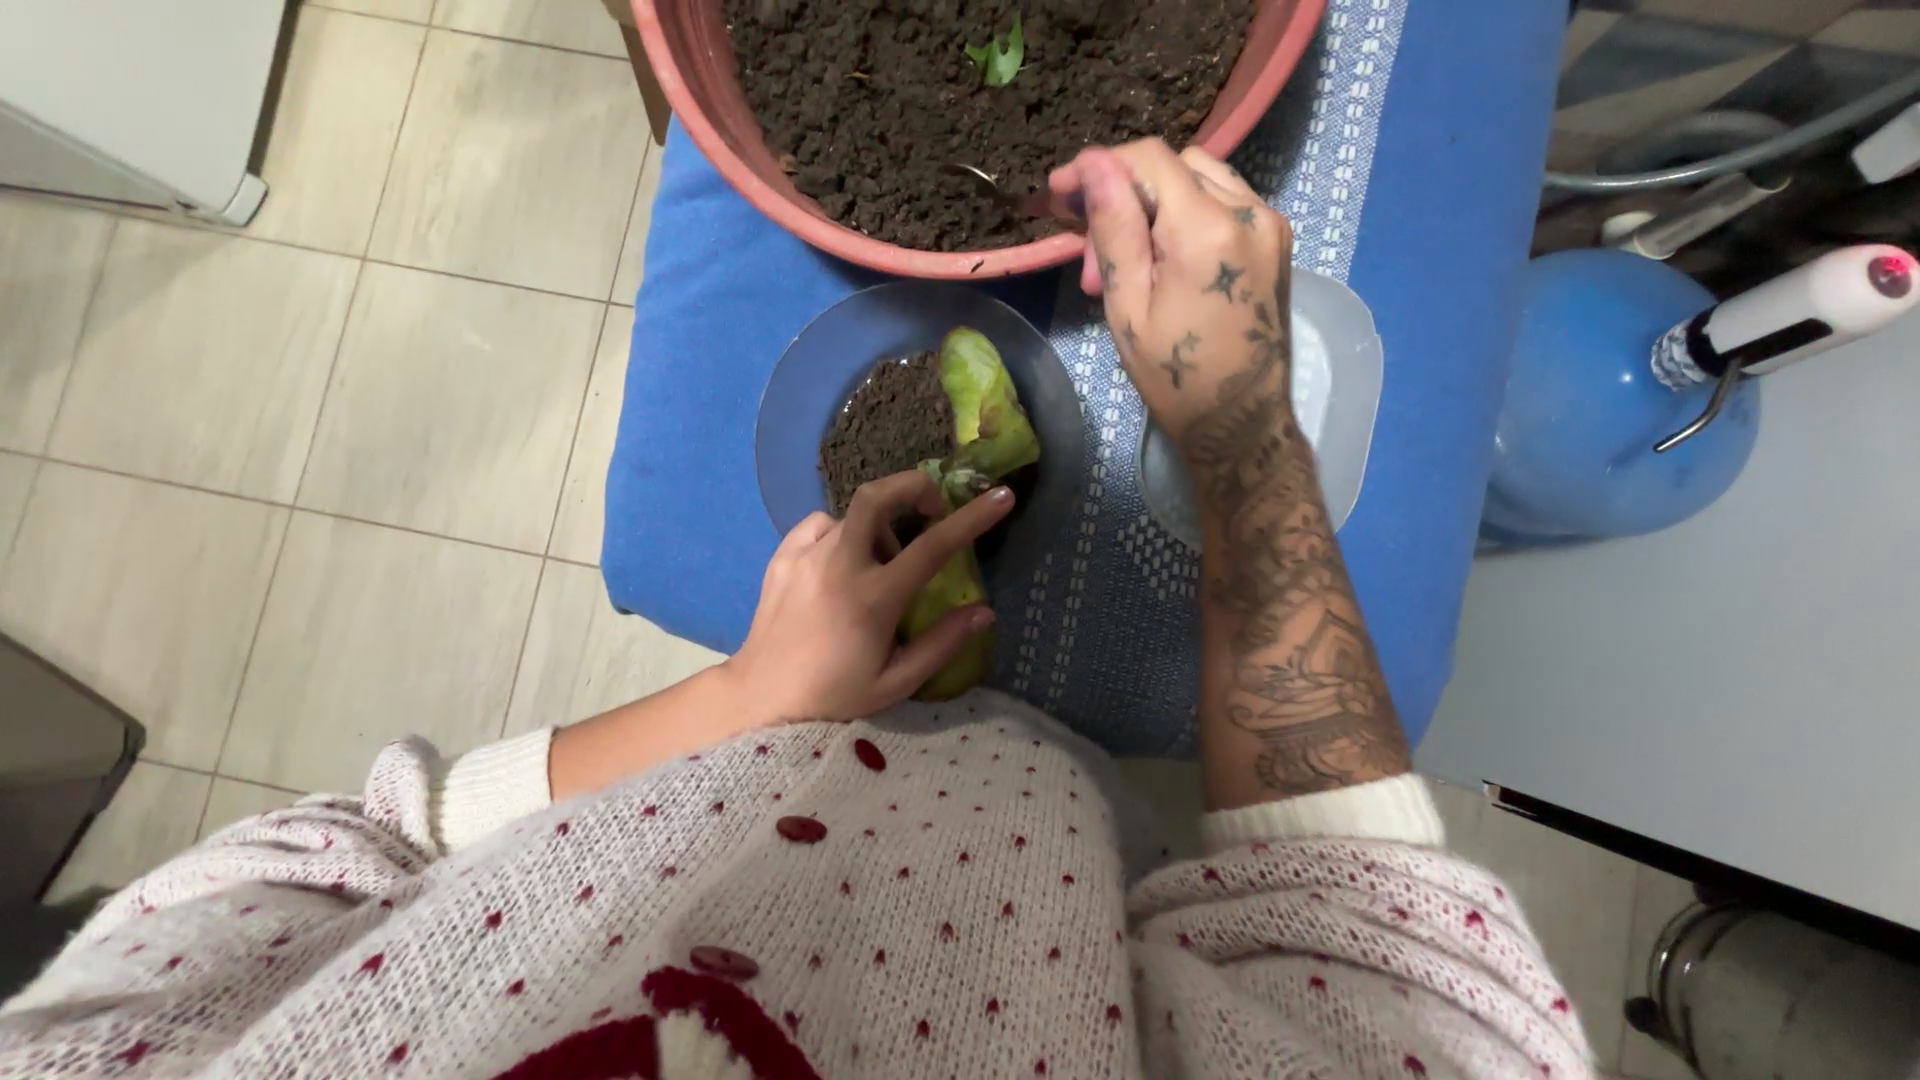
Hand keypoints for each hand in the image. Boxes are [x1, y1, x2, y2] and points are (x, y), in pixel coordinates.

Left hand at [721, 470, 1012, 722]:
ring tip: (880, 562)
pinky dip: (840, 533)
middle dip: (913, 487)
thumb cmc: (834, 696)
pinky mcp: (781, 558)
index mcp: (873, 598)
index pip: (933, 546)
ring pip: (849, 514)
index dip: (972, 518)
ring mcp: (804, 557)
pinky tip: (841, 563)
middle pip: (878, 496)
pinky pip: (819, 525)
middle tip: (931, 510)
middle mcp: (838, 565)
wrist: (761, 699)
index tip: (1001, 497)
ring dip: (876, 526)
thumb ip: (941, 644)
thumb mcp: (895, 682)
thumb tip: (984, 611)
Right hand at [1048, 140, 1294, 447]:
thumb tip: (1092, 164)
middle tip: (1093, 257)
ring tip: (1130, 261)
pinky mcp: (1276, 240)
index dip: (1098, 166)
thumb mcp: (1128, 308)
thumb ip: (1114, 229)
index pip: (1148, 159)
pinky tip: (1167, 259)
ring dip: (1156, 204)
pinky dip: (1187, 214)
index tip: (1061, 191)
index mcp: (1207, 230)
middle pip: (1174, 165)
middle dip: (1125, 195)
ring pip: (1201, 177)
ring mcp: (1270, 224)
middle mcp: (1249, 211)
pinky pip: (1225, 201)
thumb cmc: (1175, 376)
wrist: (1240, 419)